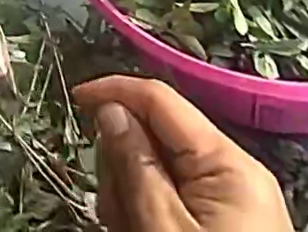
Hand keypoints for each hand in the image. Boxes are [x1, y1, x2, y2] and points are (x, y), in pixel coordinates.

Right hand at [73, 76, 293, 231]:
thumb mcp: (163, 230)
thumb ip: (135, 162)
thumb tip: (110, 109)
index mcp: (227, 163)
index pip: (159, 98)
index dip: (114, 90)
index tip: (75, 100)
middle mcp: (233, 171)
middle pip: (156, 132)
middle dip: (124, 162)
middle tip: (115, 209)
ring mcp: (230, 201)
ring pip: (158, 166)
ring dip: (131, 192)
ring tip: (129, 229)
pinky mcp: (224, 225)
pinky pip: (173, 197)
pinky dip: (148, 212)